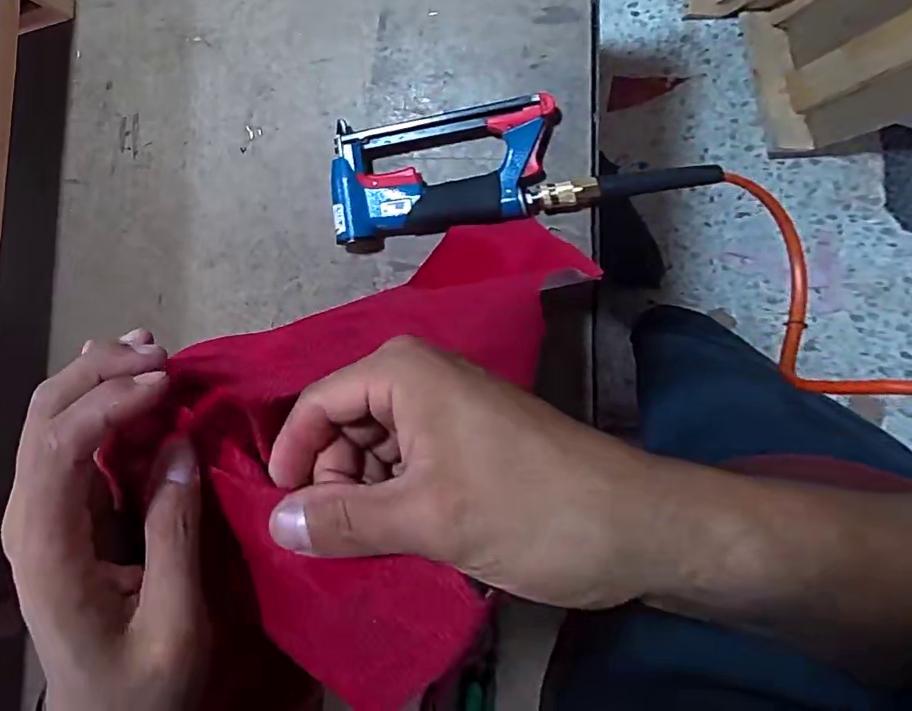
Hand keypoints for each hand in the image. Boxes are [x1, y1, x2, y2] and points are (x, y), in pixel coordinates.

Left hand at [3, 330, 207, 710]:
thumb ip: (175, 534)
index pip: (60, 445)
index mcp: (45, 546)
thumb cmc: (137, 685)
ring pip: (53, 409)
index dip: (110, 401)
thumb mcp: (175, 627)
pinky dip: (103, 391)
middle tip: (163, 356)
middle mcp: (27, 512)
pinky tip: (133, 372)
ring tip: (152, 351)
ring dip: (100, 371)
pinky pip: (71, 426)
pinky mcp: (57, 498)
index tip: (166, 384)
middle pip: (47, 411)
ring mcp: (37, 502)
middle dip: (102, 370)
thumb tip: (178, 442)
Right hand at [265, 336, 709, 609]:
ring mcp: (440, 398)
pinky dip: (393, 492)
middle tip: (338, 539)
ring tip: (379, 542)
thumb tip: (274, 525)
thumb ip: (343, 520)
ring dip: (364, 493)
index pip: (317, 404)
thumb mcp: (427, 520)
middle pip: (343, 423)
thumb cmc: (527, 507)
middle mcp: (413, 372)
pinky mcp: (460, 428)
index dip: (292, 456)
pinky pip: (403, 454)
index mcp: (399, 370)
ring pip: (372, 444)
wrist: (637, 524)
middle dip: (333, 479)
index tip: (280, 512)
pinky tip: (405, 531)